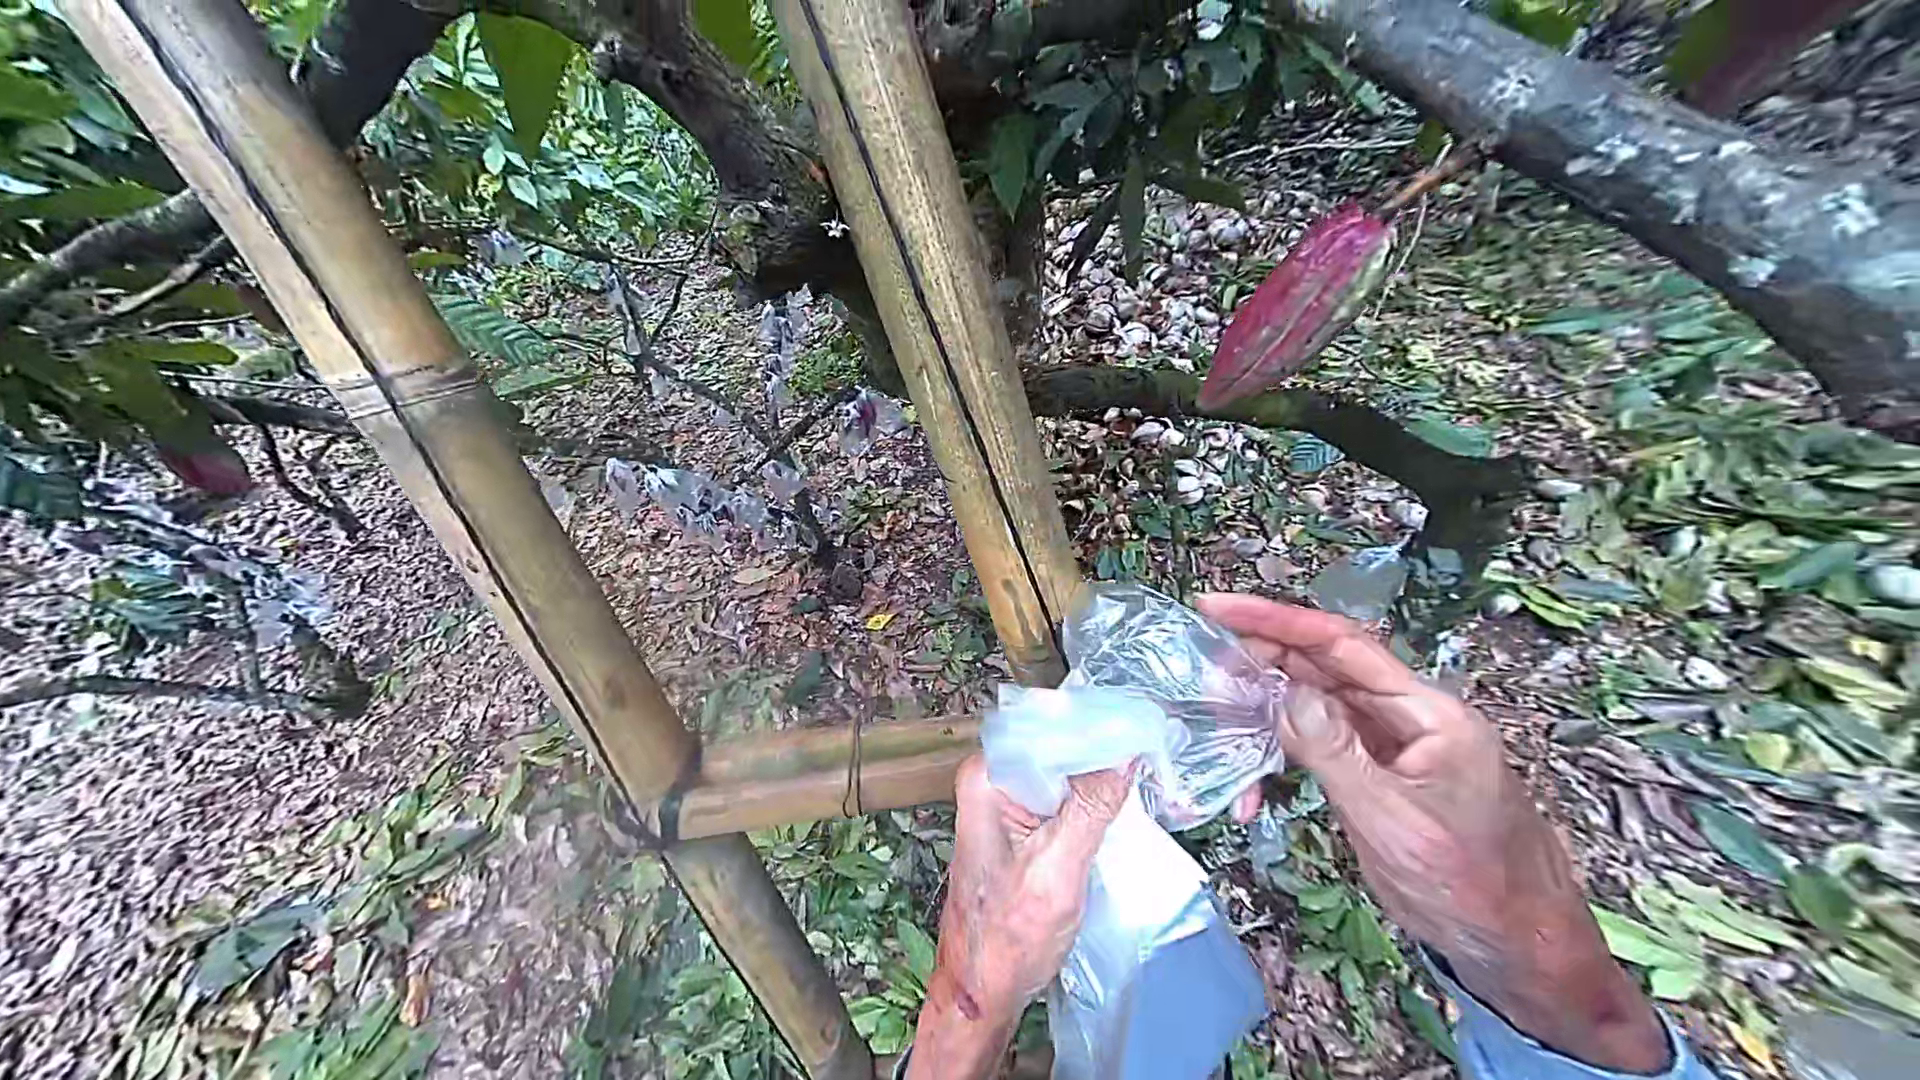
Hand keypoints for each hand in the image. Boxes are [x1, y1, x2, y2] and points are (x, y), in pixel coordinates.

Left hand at [907, 754, 1130, 1079]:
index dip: (1095, 728)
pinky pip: (1059, 794)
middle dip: (1101, 748)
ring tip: (1144, 765)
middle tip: (1150, 743)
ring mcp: (1003, 800)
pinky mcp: (1018, 821)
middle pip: (1053, 746)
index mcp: (986, 779)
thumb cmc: (1005, 940)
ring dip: (1099, 773)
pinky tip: (1120, 796)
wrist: (982, 990)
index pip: (1047, 731)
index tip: (1138, 726)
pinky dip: (1089, 796)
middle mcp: (991, 780)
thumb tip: (1125, 754)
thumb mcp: (1057, 870)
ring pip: (1060, 771)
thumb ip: (1091, 807)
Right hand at [1199, 595, 1669, 1073]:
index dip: (1274, 619)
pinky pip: (1310, 742)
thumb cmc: (1470, 886)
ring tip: (1219, 712)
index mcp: (1425, 711)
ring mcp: (1382, 742)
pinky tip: (1251, 784)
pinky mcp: (1366, 768)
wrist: (1519, 952)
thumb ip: (1334, 750)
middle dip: (1259, 659)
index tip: (1217, 607)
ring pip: (1308, 701)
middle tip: (1207, 665)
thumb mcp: (1393, 818)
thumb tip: (1286, 690)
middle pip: (1318, 665)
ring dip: (1261, 706)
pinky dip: (1276, 751)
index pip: (1339, 645)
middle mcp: (1401, 715)